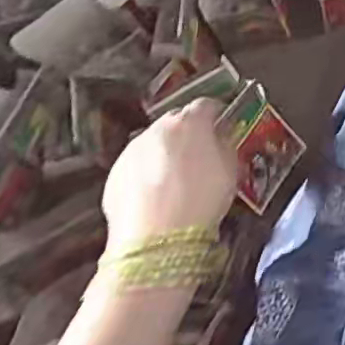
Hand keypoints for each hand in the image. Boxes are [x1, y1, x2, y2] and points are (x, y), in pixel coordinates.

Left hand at [102, 98, 237, 246]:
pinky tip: (156, 195)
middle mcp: (157, 128)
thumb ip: (225, 144)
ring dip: (166, 151)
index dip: (217, 114)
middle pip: (177, 120)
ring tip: (176, 178)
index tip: (223, 125)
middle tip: (201, 153)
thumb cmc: (201, 201)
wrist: (154, 240)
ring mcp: (132, 150)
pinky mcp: (114, 173)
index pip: (207, 104)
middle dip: (189, 131)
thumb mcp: (230, 170)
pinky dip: (147, 172)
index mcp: (190, 122)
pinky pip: (137, 164)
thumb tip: (221, 136)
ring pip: (155, 142)